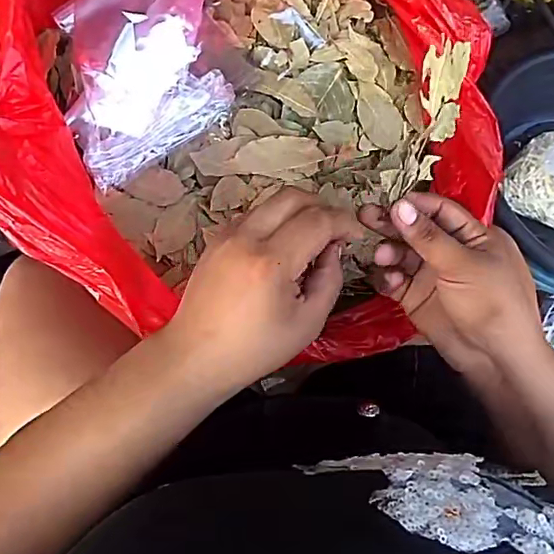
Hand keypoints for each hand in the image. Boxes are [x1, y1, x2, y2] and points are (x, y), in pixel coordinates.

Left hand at [160, 188, 365, 389]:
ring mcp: (226, 235)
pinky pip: (254, 215)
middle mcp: (246, 238)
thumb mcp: (309, 322)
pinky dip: (277, 220)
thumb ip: (330, 280)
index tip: (357, 236)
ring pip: (272, 202)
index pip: (318, 221)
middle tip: (337, 231)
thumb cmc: (256, 348)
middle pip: (294, 197)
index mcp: (271, 262)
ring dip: (299, 211)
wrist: (196, 356)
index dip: (345, 222)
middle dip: (324, 207)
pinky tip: (285, 246)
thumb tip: (333, 250)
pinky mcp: (216, 240)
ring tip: (313, 239)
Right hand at [358, 192, 546, 375]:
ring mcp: (436, 276)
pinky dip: (388, 278)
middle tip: (366, 216)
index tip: (390, 203)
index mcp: (475, 236)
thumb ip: (428, 236)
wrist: (497, 358)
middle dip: (393, 224)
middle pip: (417, 231)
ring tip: (381, 256)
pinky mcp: (420, 299)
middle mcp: (453, 252)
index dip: (415, 205)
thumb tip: (401, 206)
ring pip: (404, 255)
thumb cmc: (494, 304)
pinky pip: (398, 281)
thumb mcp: (462, 264)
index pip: (441, 210)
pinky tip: (387, 279)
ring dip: (390, 252)